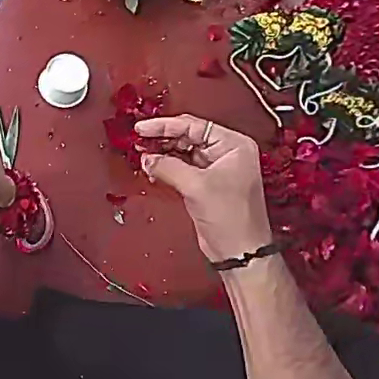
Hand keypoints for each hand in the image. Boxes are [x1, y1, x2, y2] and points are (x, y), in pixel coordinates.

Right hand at [136, 115, 273, 262]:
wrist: (239, 252)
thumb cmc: (234, 219)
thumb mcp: (197, 187)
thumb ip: (169, 167)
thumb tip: (148, 157)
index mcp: (234, 145)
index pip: (195, 126)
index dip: (166, 125)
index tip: (144, 127)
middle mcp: (227, 153)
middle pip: (188, 136)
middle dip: (163, 139)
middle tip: (140, 140)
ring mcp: (216, 168)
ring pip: (183, 152)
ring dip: (163, 154)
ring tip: (142, 153)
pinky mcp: (206, 184)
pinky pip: (182, 168)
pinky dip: (167, 167)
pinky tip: (152, 167)